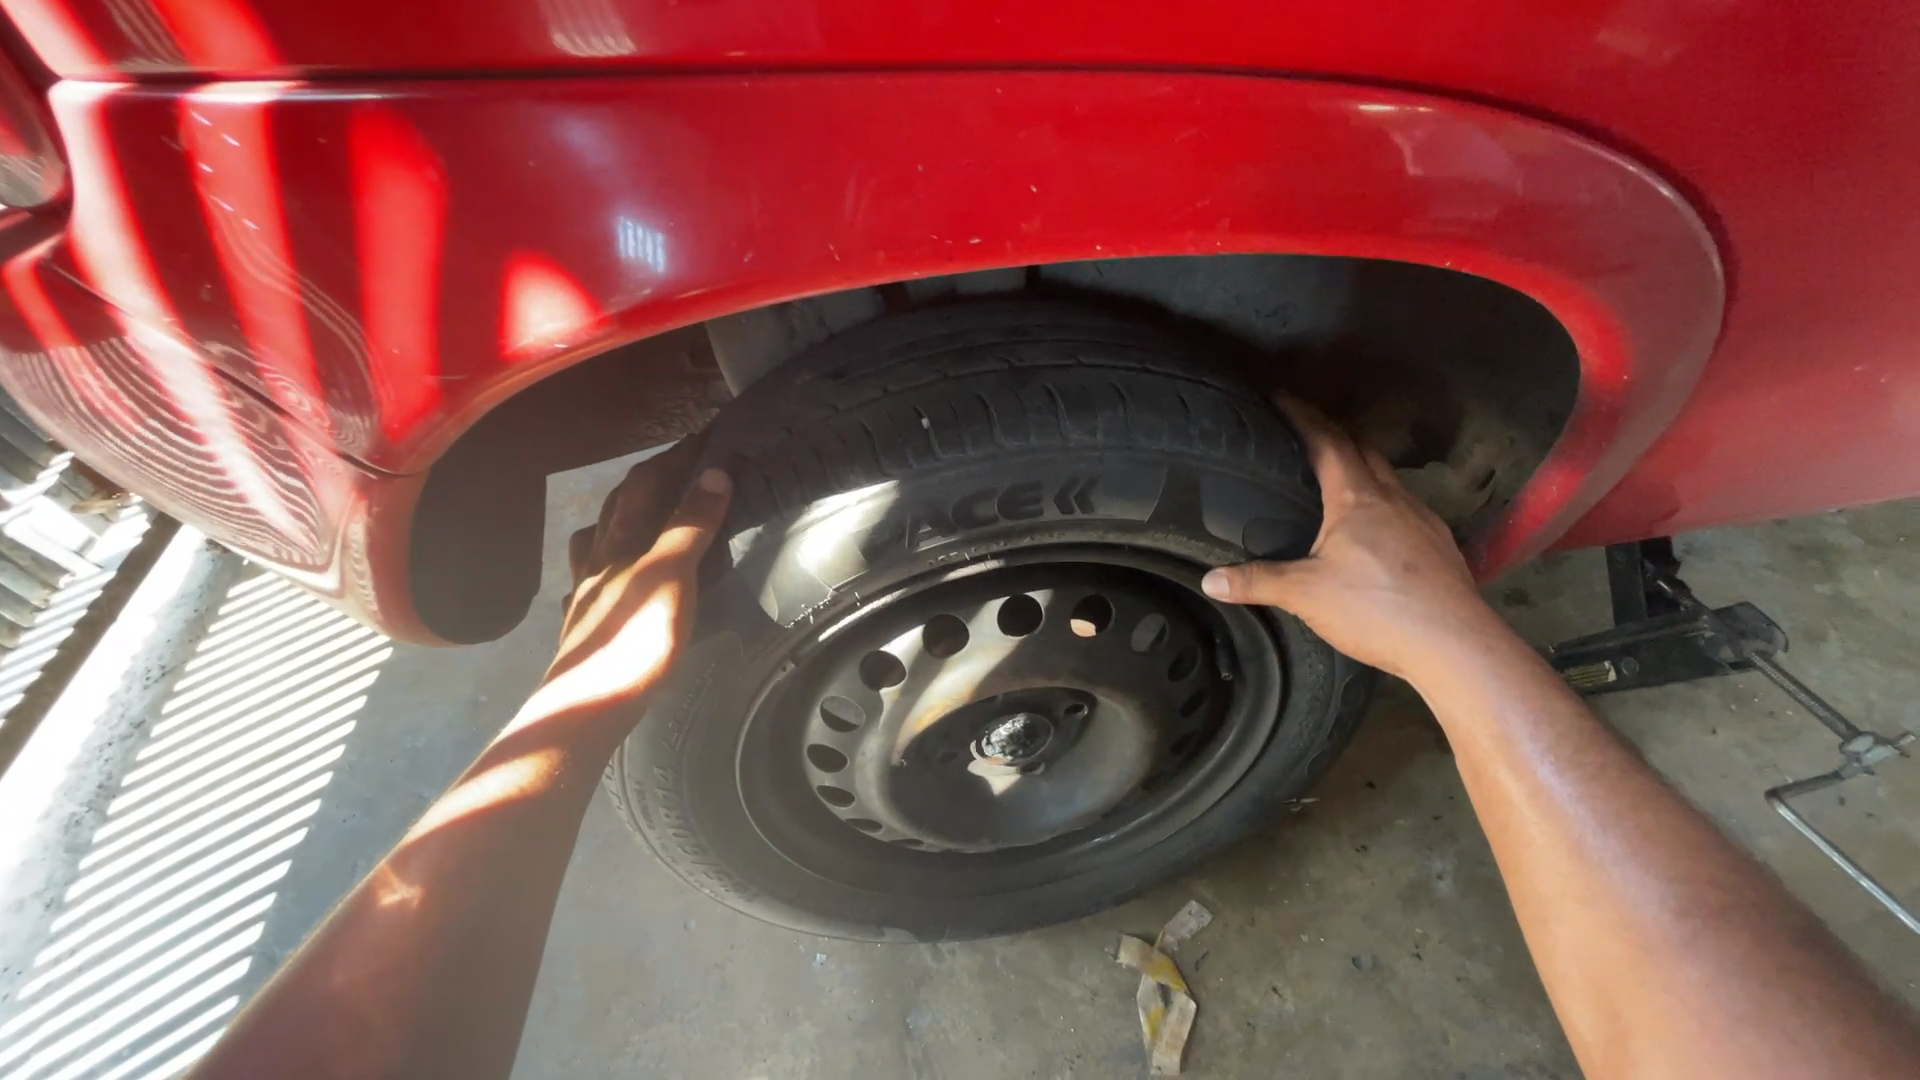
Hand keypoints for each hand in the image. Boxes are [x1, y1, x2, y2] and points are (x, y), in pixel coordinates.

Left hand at [525, 438, 730, 722]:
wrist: (592, 702)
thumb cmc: (637, 635)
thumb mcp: (673, 573)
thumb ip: (691, 524)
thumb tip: (714, 473)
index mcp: (621, 541)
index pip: (646, 484)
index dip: (674, 457)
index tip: (703, 436)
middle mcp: (598, 558)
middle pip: (617, 505)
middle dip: (646, 480)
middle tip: (676, 468)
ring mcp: (586, 592)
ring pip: (595, 540)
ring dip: (615, 518)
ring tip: (633, 515)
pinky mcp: (583, 624)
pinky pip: (590, 582)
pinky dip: (601, 568)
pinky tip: (606, 581)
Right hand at [1200, 397, 1496, 683]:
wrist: (1453, 645)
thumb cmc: (1375, 608)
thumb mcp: (1304, 595)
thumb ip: (1256, 582)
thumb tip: (1209, 581)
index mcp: (1356, 498)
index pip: (1327, 442)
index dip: (1303, 416)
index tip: (1282, 398)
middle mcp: (1393, 498)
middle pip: (1363, 450)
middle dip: (1334, 435)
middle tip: (1306, 433)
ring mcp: (1423, 520)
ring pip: (1389, 478)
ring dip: (1362, 466)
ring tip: (1336, 476)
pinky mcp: (1439, 546)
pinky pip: (1405, 507)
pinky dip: (1383, 501)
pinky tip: (1375, 527)